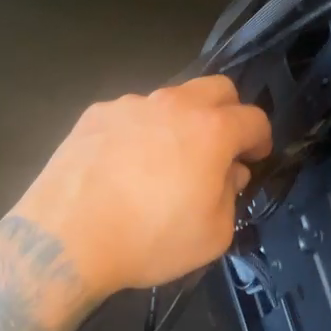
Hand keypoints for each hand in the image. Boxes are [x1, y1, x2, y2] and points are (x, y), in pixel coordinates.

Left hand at [9, 76, 271, 299]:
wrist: (69, 238)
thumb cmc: (149, 241)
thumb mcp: (213, 236)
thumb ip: (230, 197)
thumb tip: (228, 174)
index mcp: (212, 130)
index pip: (254, 118)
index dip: (261, 140)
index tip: (255, 159)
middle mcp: (173, 105)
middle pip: (216, 89)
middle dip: (228, 114)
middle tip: (220, 150)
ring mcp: (129, 105)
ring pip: (169, 100)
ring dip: (180, 123)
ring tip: (166, 162)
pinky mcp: (93, 116)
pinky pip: (129, 116)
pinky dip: (139, 133)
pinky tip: (124, 167)